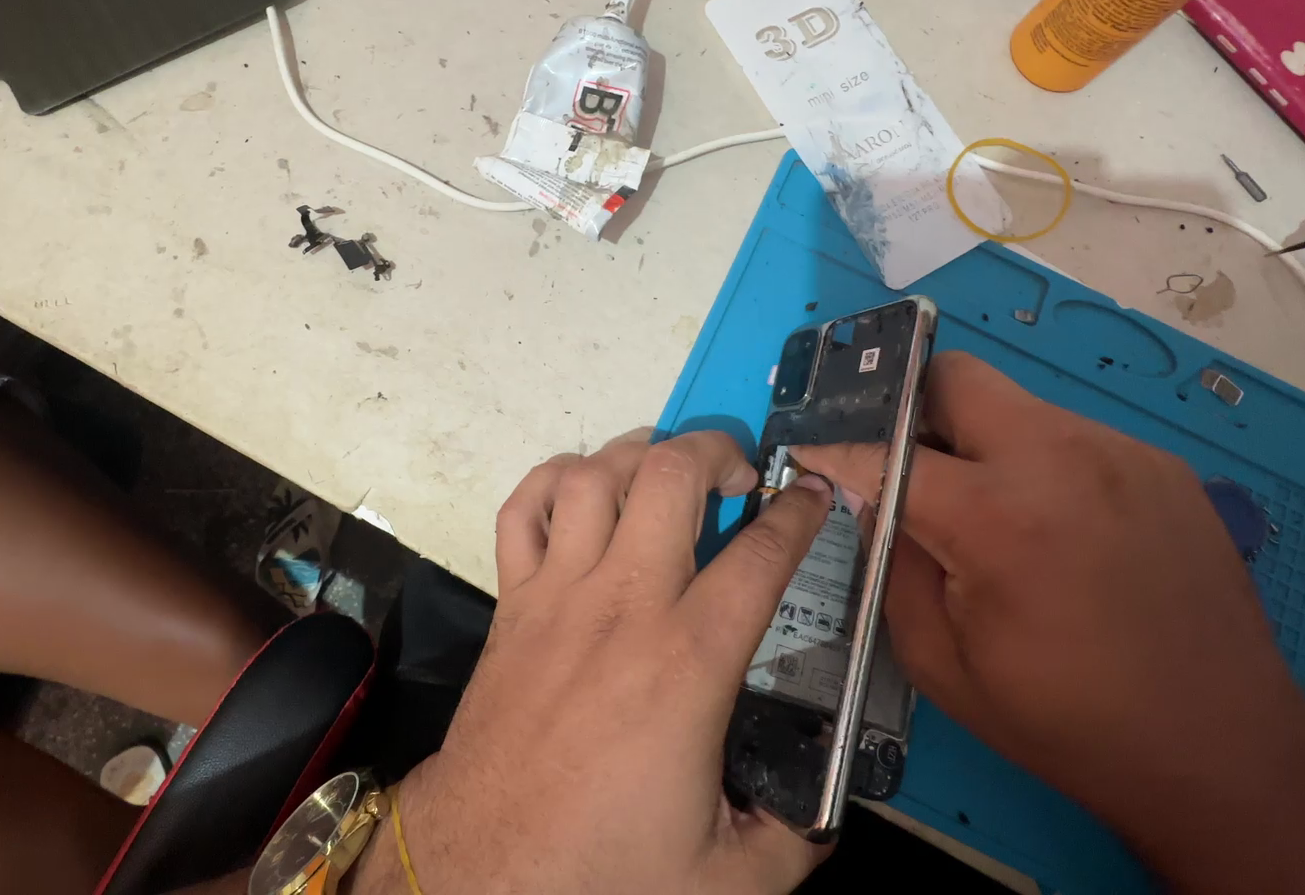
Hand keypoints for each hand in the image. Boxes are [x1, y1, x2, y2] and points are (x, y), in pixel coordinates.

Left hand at [348, 431, 832, 894]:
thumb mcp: (731, 880)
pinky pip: (522, 510)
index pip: (760, 556)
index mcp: (689, 660)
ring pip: (594, 477)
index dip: (799, 513)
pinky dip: (553, 480)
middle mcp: (623, 603)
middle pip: (669, 478)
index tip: (813, 493)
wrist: (483, 873)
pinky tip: (582, 490)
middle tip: (736, 475)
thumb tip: (822, 809)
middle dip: (713, 452)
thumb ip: (795, 837)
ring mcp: (558, 593)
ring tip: (663, 471)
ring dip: (636, 454)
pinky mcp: (511, 602)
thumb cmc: (604, 869)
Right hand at [795, 351, 1304, 893]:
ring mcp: (1119, 454)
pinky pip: (1065, 435)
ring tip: (984, 506)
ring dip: (975, 440)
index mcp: (997, 517)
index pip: (887, 452)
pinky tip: (1048, 524)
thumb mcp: (939, 658)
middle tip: (905, 463)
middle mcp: (1060, 460)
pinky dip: (1032, 462)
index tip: (807, 449)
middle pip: (955, 376)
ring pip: (1011, 404)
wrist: (1225, 753)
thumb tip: (874, 497)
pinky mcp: (1160, 465)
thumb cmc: (1063, 718)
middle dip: (912, 408)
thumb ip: (892, 560)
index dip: (835, 449)